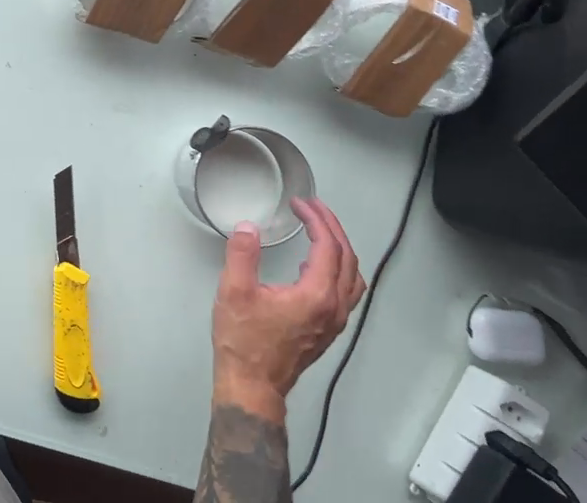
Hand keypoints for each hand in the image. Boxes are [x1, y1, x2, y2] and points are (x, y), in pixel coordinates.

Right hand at [211, 198, 364, 413]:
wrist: (253, 383)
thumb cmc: (243, 340)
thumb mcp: (234, 292)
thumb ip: (242, 255)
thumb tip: (248, 227)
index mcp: (316, 295)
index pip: (329, 248)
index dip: (317, 220)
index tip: (300, 204)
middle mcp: (334, 307)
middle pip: (347, 260)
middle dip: (332, 229)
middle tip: (312, 209)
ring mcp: (334, 321)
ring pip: (352, 278)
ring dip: (340, 249)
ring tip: (320, 231)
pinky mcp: (327, 329)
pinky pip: (345, 291)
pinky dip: (337, 269)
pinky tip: (314, 266)